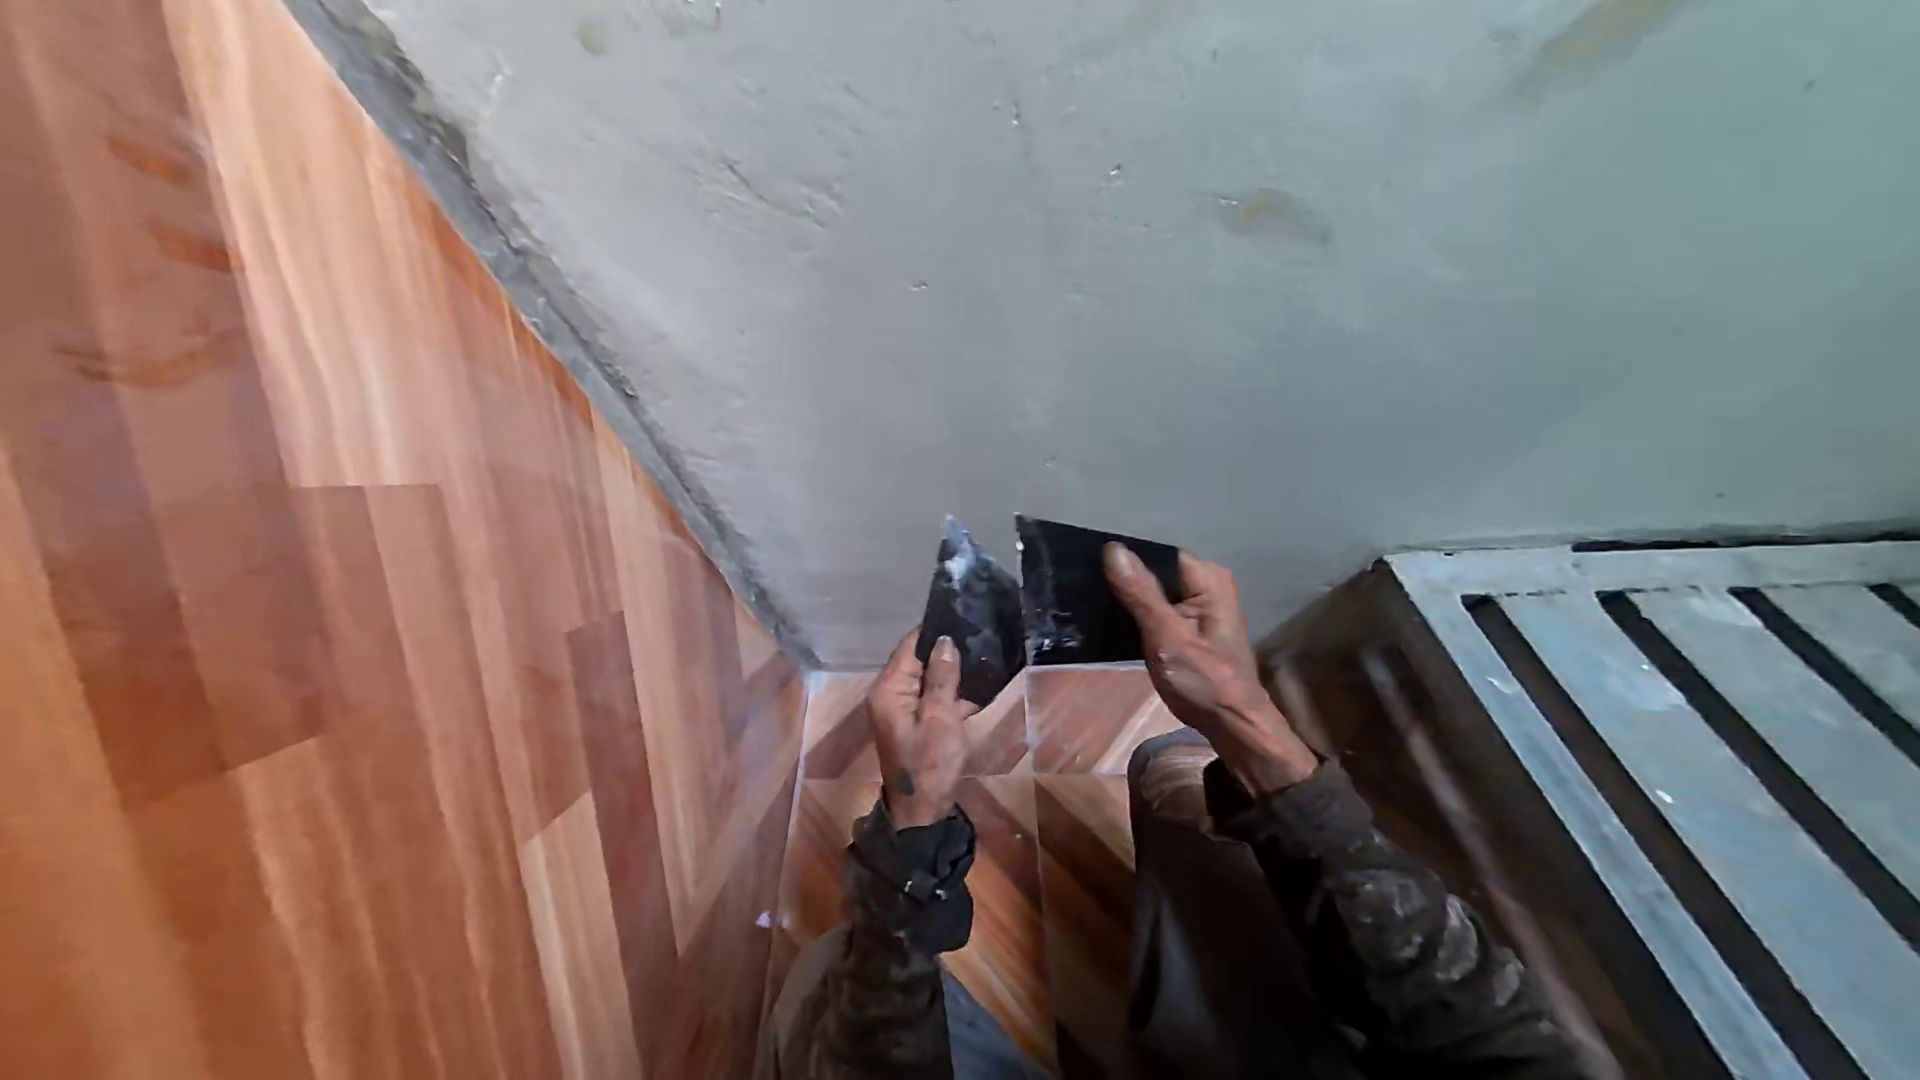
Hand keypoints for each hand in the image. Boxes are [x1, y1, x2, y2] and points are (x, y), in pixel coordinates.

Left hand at [867, 630, 975, 827]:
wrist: (922, 813)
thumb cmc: (930, 764)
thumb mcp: (940, 718)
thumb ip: (942, 677)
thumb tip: (945, 640)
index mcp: (888, 689)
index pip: (909, 645)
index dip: (935, 633)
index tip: (965, 621)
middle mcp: (888, 693)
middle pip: (917, 659)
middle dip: (946, 653)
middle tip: (981, 639)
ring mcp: (899, 709)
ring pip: (927, 678)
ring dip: (952, 674)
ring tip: (984, 658)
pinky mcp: (912, 721)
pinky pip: (931, 697)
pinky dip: (950, 693)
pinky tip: (978, 688)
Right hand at [1103, 543, 1318, 793]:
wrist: (1231, 725)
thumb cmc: (1204, 682)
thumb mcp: (1167, 638)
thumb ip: (1140, 594)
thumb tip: (1112, 549)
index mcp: (1207, 578)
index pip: (1155, 552)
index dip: (1122, 559)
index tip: (1085, 567)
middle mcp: (1204, 583)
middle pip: (1152, 569)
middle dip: (1120, 578)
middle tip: (1080, 588)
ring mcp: (1196, 603)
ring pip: (1150, 588)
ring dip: (1124, 597)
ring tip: (1087, 600)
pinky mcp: (1185, 622)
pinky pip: (1153, 606)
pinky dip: (1134, 613)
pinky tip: (1107, 618)